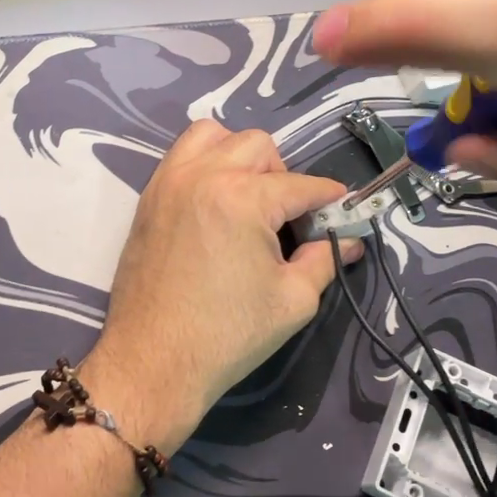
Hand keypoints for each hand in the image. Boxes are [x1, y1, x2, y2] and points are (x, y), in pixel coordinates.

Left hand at [82, 121, 361, 452]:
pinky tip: (216, 201)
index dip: (328, 198)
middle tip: (287, 215)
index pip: (300, 185)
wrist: (154, 361)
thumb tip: (348, 240)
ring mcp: (170, 182)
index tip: (341, 209)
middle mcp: (203, 176)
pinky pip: (181, 156)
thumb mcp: (292, 300)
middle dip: (282, 174)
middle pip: (258, 146)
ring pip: (212, 135)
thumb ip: (324, 259)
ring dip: (239, 156)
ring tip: (247, 197)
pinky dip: (205, 163)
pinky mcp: (149, 198)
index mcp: (243, 198)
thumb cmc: (227, 335)